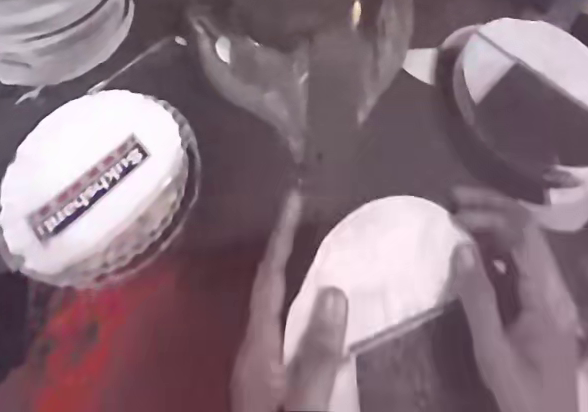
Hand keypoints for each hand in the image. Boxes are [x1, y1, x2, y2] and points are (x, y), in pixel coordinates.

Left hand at [233, 191, 348, 411]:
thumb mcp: (306, 409)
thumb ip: (319, 354)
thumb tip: (334, 288)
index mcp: (258, 349)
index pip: (269, 278)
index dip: (282, 236)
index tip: (293, 198)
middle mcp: (253, 351)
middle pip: (268, 287)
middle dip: (286, 248)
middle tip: (306, 216)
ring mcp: (259, 370)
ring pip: (275, 309)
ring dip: (291, 276)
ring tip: (313, 250)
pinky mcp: (269, 387)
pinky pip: (284, 330)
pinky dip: (298, 308)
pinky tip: (316, 315)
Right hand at [450, 186, 580, 411]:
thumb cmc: (523, 400)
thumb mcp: (493, 352)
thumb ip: (478, 298)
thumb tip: (461, 246)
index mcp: (549, 298)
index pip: (524, 235)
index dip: (489, 214)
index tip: (455, 211)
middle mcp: (555, 289)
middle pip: (528, 230)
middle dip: (491, 207)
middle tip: (453, 199)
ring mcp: (550, 297)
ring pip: (524, 243)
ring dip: (492, 223)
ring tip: (457, 217)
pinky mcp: (541, 306)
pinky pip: (519, 262)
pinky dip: (494, 246)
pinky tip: (471, 248)